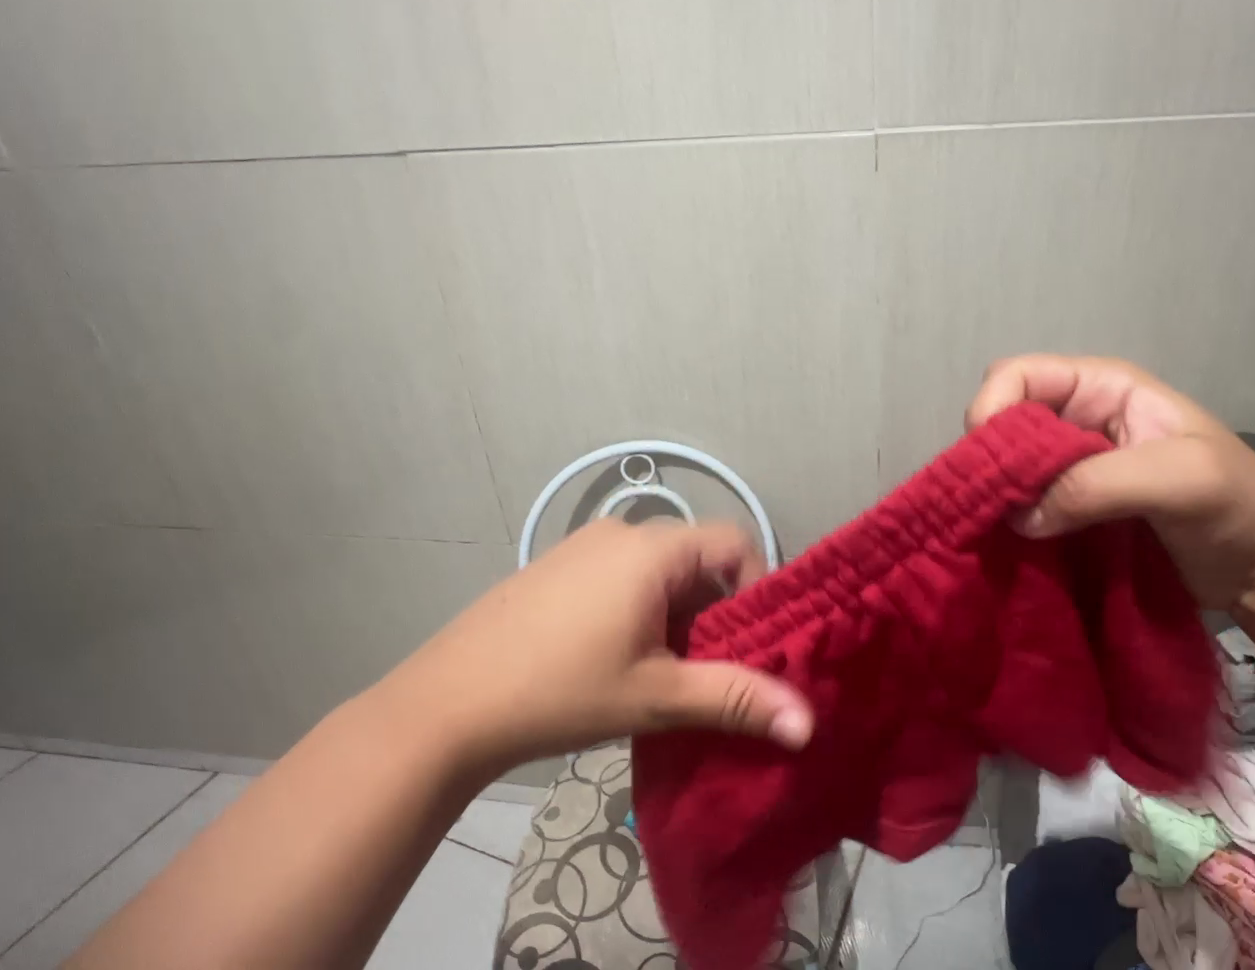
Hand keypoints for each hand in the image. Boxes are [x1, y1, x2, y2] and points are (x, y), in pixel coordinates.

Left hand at [372, 519, 813, 774]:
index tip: (752, 645)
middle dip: (715, 612)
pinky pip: (621, 577)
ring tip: (663, 674)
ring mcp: (581, 547)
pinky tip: (615, 662)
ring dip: (676, 616)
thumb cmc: (561, 691)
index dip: (758, 588)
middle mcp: (619, 532)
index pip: (735, 542)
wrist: (445, 707)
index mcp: (651, 549)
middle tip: (710, 669)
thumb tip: (808, 723)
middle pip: (697, 559)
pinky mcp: (554, 569)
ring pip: (658, 572)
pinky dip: (639, 610)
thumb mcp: (656, 697)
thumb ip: (736, 700)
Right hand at [966, 354, 1254, 610]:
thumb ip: (1096, 485)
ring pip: (1007, 469)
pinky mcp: (1070, 512)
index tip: (985, 461)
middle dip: (988, 458)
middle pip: (1003, 422)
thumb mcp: (1179, 480)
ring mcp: (1071, 470)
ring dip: (998, 496)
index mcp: (1103, 389)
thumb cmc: (1238, 504)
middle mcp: (1077, 422)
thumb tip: (1018, 516)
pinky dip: (1011, 524)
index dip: (992, 409)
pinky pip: (1022, 508)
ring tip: (997, 530)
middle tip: (991, 505)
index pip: (1019, 376)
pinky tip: (1012, 544)